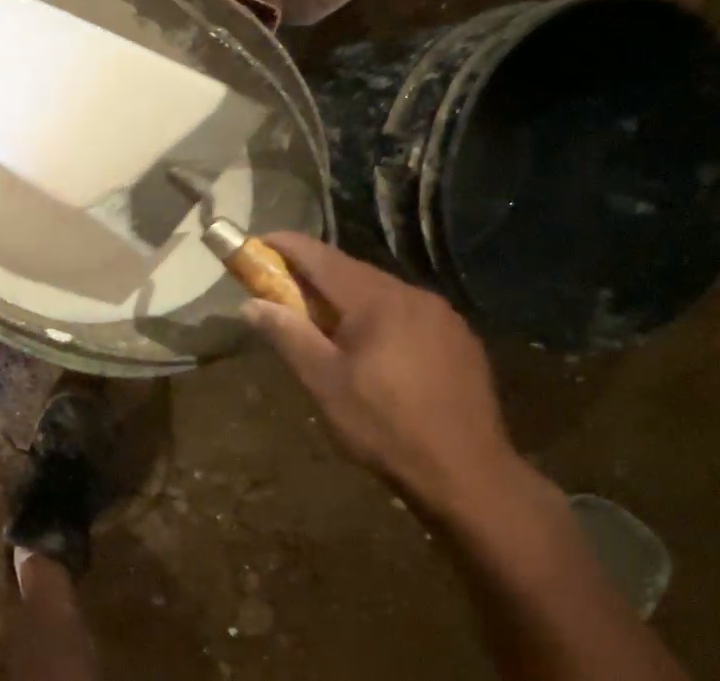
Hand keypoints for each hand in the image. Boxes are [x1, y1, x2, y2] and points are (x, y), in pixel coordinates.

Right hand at [242, 233, 520, 517]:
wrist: (469, 476)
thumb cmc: (385, 426)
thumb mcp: (323, 382)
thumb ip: (287, 335)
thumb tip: (250, 304)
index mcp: (378, 301)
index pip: (321, 257)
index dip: (285, 246)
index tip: (255, 244)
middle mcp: (414, 296)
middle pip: (352, 272)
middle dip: (313, 277)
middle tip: (280, 292)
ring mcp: (443, 317)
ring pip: (381, 293)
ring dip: (346, 300)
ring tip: (322, 325)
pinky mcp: (460, 341)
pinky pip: (406, 314)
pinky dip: (377, 318)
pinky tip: (370, 349)